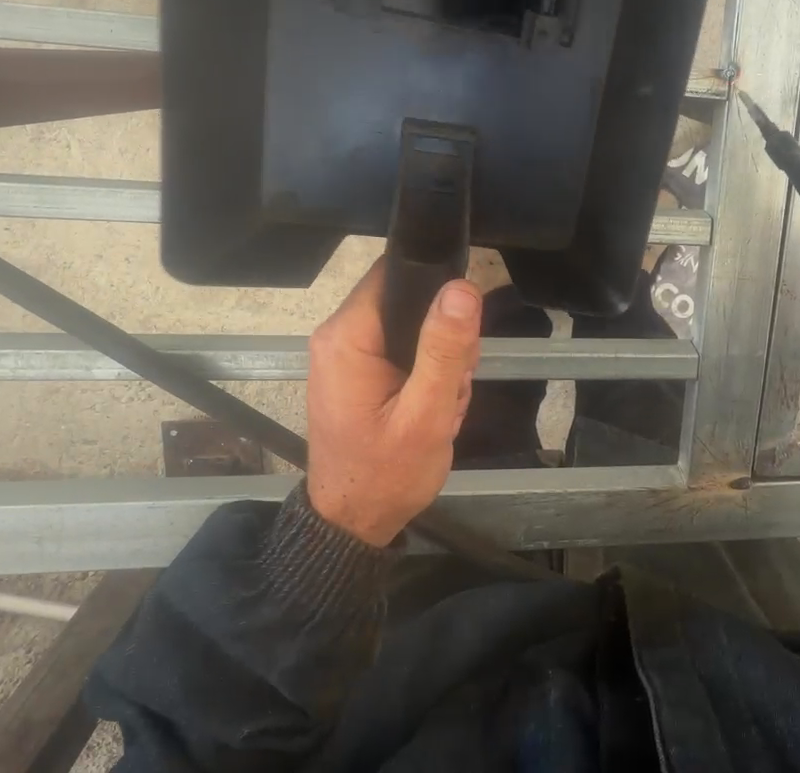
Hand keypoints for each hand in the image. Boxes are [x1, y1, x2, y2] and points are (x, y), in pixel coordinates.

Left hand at [305, 259, 482, 546]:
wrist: (353, 525)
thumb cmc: (386, 475)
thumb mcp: (426, 415)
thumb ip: (444, 350)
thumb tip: (462, 288)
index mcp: (347, 337)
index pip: (397, 275)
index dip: (437, 292)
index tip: (460, 335)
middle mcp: (338, 336)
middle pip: (408, 301)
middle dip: (443, 338)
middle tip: (451, 386)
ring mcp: (346, 354)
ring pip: (412, 327)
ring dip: (439, 361)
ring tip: (442, 403)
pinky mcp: (357, 371)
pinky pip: (403, 350)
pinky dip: (426, 374)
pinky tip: (433, 405)